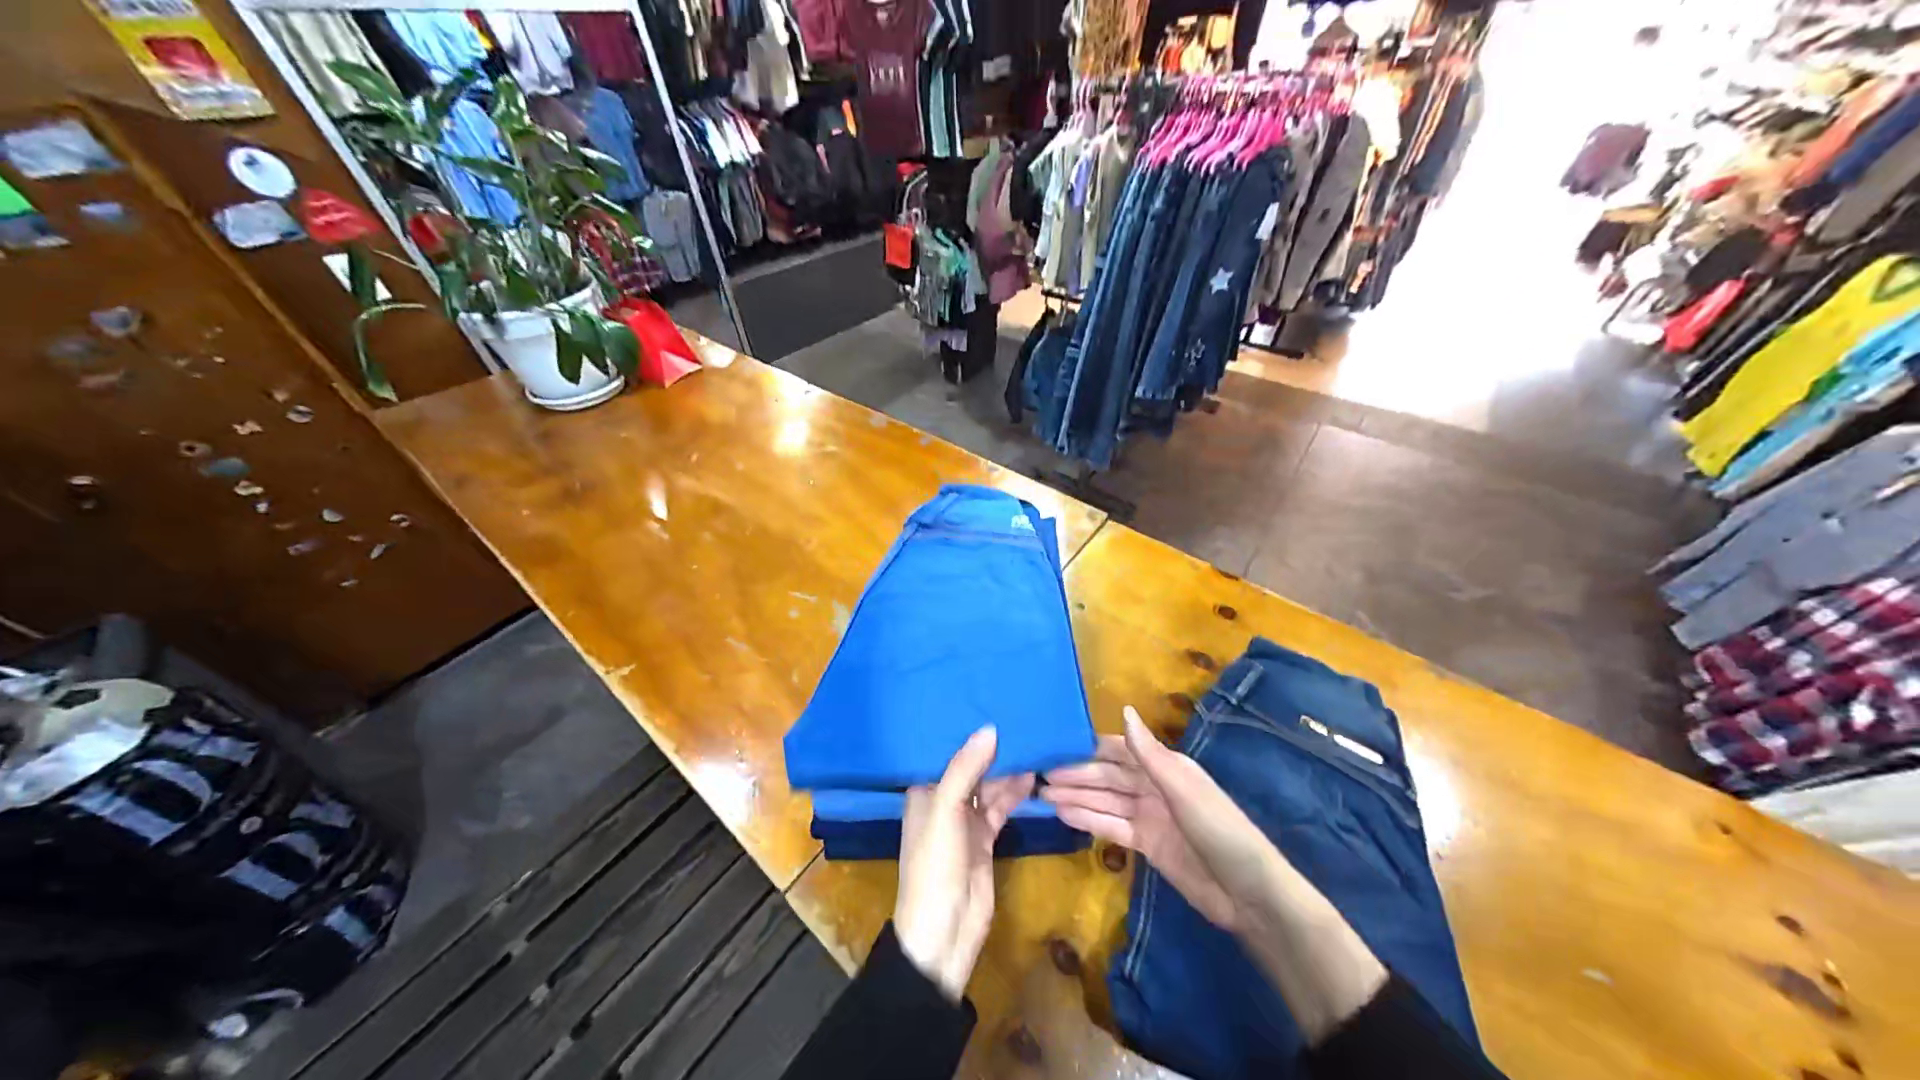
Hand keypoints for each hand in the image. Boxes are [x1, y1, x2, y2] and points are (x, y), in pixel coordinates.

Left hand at [893, 726, 1035, 1001]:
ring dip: (1006, 768)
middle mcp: (942, 801)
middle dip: (988, 746)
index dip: (959, 730)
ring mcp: (965, 820)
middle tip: (1015, 714)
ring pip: (987, 785)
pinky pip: (1001, 806)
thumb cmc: (934, 865)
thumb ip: (965, 769)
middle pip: (968, 766)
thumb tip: (989, 728)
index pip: (941, 752)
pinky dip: (1015, 792)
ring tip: (1031, 738)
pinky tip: (1033, 774)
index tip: (982, 700)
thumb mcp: (945, 811)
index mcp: (922, 792)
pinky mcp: (985, 838)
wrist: (945, 930)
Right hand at [1040, 705, 1279, 933]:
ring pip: (1105, 802)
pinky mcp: (1146, 844)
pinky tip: (1063, 815)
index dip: (1088, 749)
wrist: (1249, 894)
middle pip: (1107, 777)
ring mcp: (1149, 816)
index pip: (1119, 751)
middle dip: (1075, 775)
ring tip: (1041, 796)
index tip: (1055, 747)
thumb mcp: (1183, 788)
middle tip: (1038, 776)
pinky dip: (1088, 821)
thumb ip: (1149, 754)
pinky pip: (1111, 827)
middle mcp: (1154, 787)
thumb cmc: (1220, 830)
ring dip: (1076, 798)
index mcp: (1166, 766)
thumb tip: (1124, 709)